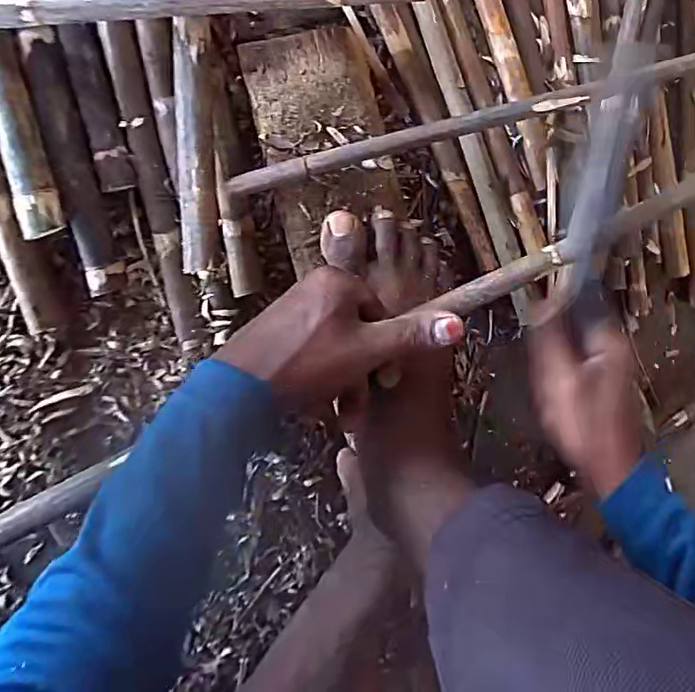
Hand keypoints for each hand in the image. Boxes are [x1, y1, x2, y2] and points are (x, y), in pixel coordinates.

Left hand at [215, 264, 462, 410]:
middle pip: (357, 331)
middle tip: (356, 407)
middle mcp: (314, 286)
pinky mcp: (276, 330)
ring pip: (335, 345)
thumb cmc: (306, 364)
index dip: (385, 352)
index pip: (380, 314)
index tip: (382, 383)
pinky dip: (320, 376)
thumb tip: (458, 322)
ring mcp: (292, 308)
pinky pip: (312, 350)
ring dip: (343, 382)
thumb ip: (409, 337)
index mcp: (337, 280)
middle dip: (362, 373)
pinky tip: (314, 402)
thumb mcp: (366, 352)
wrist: (236, 389)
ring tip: (339, 414)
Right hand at [528, 304, 645, 496]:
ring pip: (573, 341)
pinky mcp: (606, 380)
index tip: (534, 307)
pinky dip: (562, 367)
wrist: (609, 472)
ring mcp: (613, 364)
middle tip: (539, 356)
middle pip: (575, 320)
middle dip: (551, 332)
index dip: (553, 300)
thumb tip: (542, 303)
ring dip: (555, 351)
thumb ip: (548, 336)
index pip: (580, 299)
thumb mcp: (556, 376)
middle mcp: (616, 347)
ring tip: (547, 375)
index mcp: (608, 340)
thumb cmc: (585, 427)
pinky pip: (577, 359)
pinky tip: (555, 388)